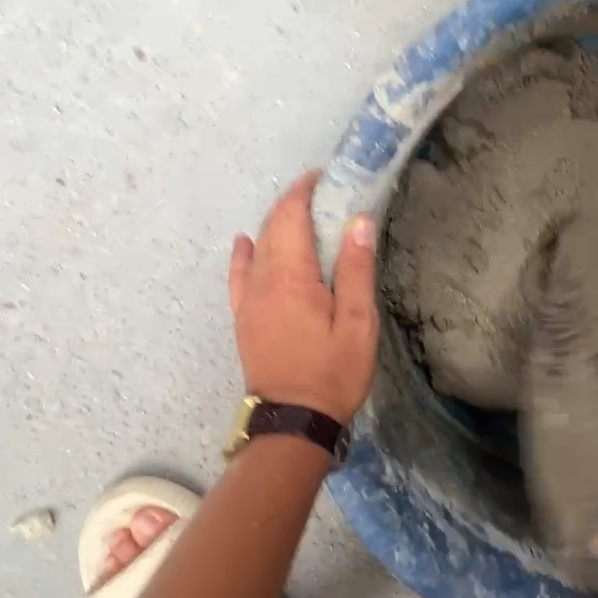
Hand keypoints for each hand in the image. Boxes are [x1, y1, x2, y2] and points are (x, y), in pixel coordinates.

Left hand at [227, 171, 379, 421]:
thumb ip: (356, 269)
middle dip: (293, 204)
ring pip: (257, 247)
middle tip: (325, 195)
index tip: (325, 176)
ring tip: (302, 216)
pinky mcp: (244, 317)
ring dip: (276, 224)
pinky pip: (238, 273)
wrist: (293, 421)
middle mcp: (261, 280)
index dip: (304, 190)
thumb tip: (359, 221)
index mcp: (291, 276)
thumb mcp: (358, 322)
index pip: (290, 216)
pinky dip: (243, 252)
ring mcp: (248, 299)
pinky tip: (244, 241)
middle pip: (272, 227)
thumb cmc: (333, 372)